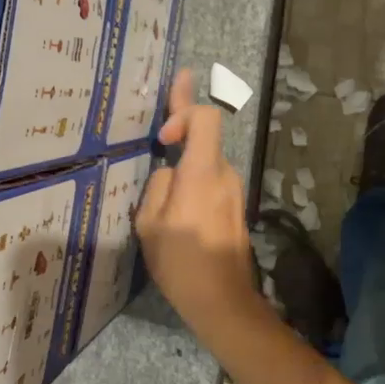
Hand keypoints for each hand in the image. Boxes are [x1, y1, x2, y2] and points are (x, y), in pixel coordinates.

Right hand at [137, 70, 265, 327]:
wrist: (222, 300)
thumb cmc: (182, 262)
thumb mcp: (150, 224)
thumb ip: (158, 187)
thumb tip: (169, 174)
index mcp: (203, 173)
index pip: (206, 118)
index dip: (185, 111)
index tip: (163, 135)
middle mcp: (224, 175)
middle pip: (206, 137)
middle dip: (184, 124)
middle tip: (178, 82)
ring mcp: (234, 193)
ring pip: (207, 162)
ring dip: (188, 156)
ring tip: (162, 161)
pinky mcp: (234, 209)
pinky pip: (211, 182)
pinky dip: (194, 177)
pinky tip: (176, 198)